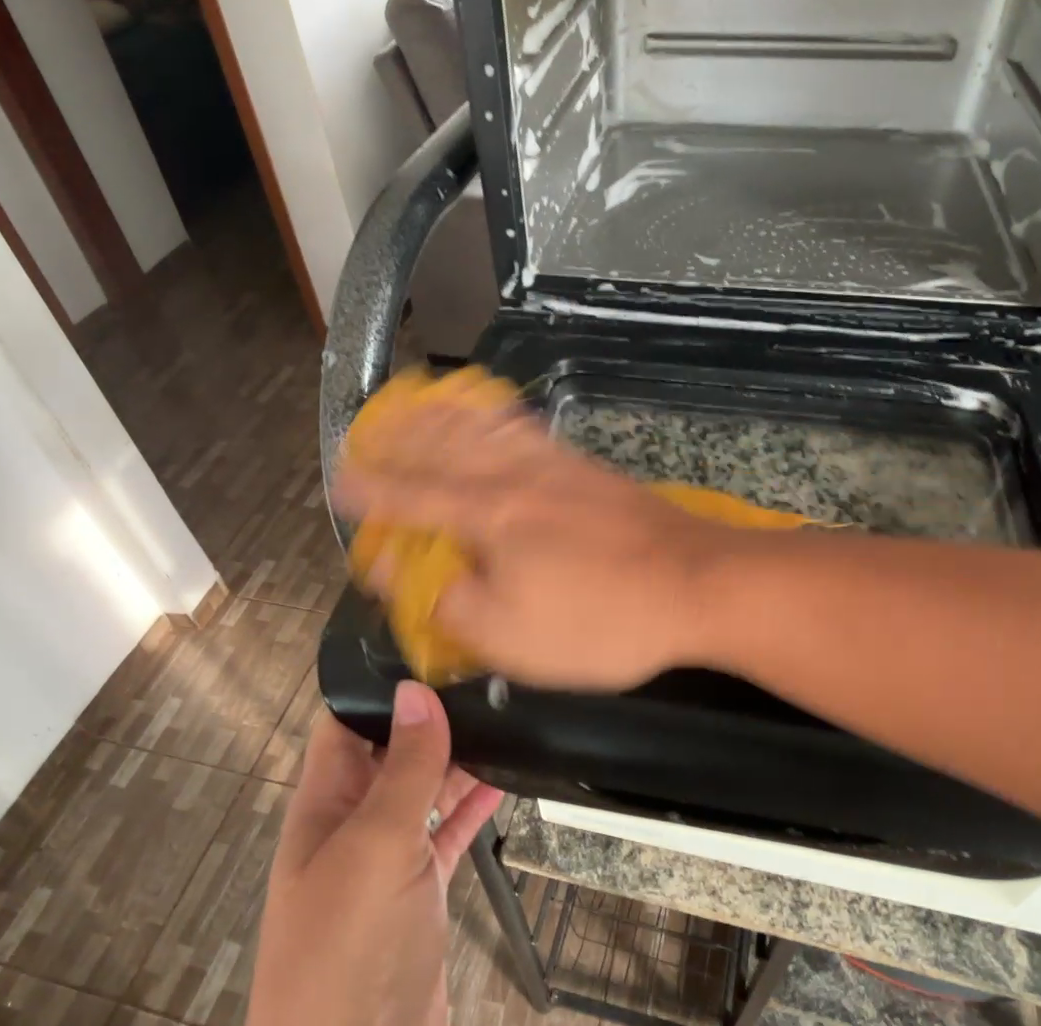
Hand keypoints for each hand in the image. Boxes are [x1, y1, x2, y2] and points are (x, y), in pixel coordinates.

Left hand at [249, 683, 503, 1025]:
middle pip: (391, 754)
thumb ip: (402, 769)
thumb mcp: (375, 846)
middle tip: (488, 682)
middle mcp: (350, 825)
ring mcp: (386, 862)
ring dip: (458, 762)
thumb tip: (415, 691)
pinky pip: (447, 836)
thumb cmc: (349, 945)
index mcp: (323, 804)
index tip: (437, 656)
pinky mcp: (420, 894)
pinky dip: (472, 808)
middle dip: (431, 720)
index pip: (346, 725)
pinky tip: (506, 780)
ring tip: (505, 719)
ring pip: (424, 793)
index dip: (383, 689)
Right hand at [335, 401, 734, 691]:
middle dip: (401, 437)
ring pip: (487, 429)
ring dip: (445, 415)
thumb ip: (448, 602)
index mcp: (488, 518)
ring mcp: (558, 468)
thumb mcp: (512, 637)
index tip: (341, 482)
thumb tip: (395, 571)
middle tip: (370, 427)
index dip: (374, 492)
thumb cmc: (602, 621)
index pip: (414, 499)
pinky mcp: (591, 470)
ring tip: (419, 402)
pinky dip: (501, 417)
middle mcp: (516, 479)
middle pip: (446, 448)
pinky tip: (500, 418)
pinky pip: (531, 431)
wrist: (699, 584)